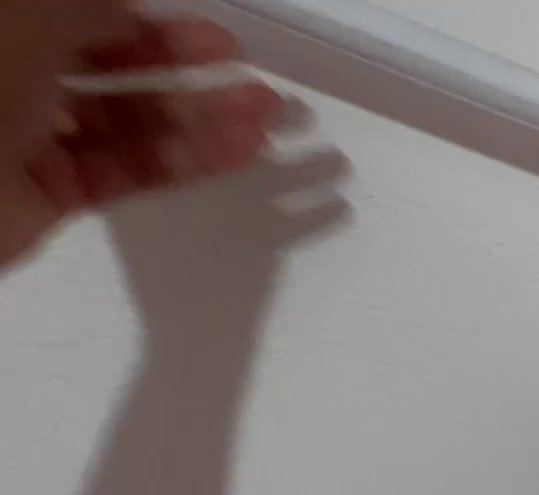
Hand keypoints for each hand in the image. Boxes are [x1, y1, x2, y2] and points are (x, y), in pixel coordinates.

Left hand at [0, 12, 281, 269]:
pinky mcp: (51, 187)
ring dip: (204, 115)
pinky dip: (193, 158)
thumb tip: (133, 6)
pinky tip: (246, 149)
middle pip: (97, 57)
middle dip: (178, 60)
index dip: (133, 11)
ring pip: (126, 118)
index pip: (62, 7)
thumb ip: (82, 7)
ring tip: (269, 114)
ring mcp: (18, 130)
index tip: (204, 28)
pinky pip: (133, 168)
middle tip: (246, 66)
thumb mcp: (19, 15)